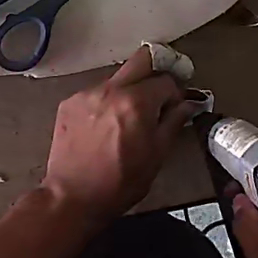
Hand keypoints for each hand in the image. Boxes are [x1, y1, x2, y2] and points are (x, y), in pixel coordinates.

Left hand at [40, 46, 201, 223]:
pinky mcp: (70, 103)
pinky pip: (98, 92)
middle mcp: (110, 90)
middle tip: (164, 88)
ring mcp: (87, 94)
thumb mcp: (158, 154)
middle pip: (142, 60)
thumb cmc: (120, 181)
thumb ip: (174, 121)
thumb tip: (188, 104)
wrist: (74, 197)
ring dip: (131, 89)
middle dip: (158, 69)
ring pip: (118, 77)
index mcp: (136, 102)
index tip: (178, 105)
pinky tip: (109, 125)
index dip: (177, 92)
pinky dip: (109, 101)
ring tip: (132, 116)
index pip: (166, 80)